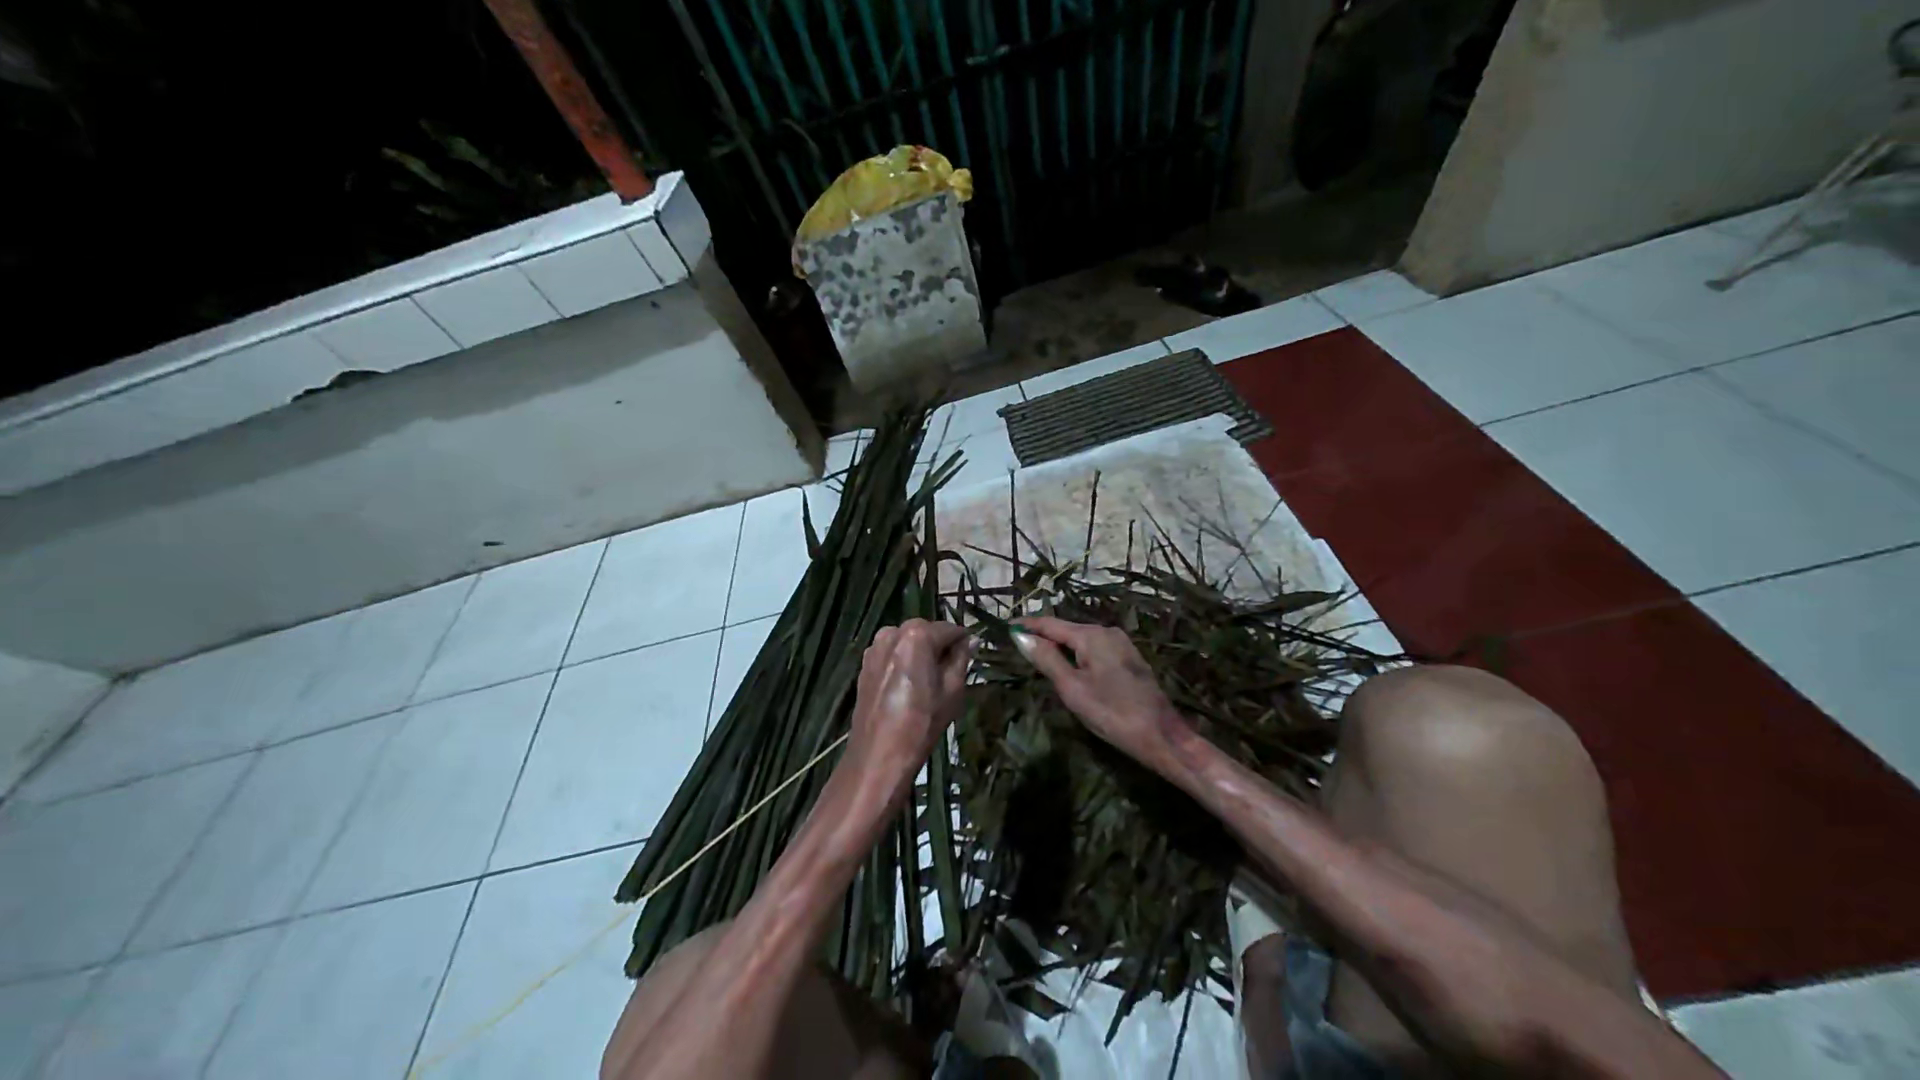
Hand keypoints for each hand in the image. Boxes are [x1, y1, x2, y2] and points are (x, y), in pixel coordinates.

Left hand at [848, 619, 969, 799]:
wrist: (879, 754)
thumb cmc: (922, 721)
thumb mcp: (953, 689)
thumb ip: (962, 658)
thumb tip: (970, 640)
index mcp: (916, 634)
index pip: (950, 629)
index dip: (963, 642)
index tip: (972, 657)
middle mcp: (892, 632)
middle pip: (926, 632)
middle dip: (940, 647)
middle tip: (951, 673)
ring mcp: (874, 647)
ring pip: (908, 643)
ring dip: (921, 654)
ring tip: (929, 682)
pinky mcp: (865, 664)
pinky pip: (892, 654)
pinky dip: (903, 663)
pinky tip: (909, 687)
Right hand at [1013, 616, 1181, 763]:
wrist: (1161, 736)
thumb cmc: (1112, 713)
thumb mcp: (1072, 688)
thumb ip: (1046, 659)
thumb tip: (1021, 636)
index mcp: (1092, 635)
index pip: (1051, 623)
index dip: (1028, 625)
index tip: (1006, 625)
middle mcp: (1108, 632)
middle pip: (1067, 629)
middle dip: (1043, 634)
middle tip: (1017, 640)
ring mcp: (1121, 645)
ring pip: (1081, 640)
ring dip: (1060, 644)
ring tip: (1036, 651)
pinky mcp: (1129, 660)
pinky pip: (1094, 650)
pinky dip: (1076, 653)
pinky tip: (1068, 665)